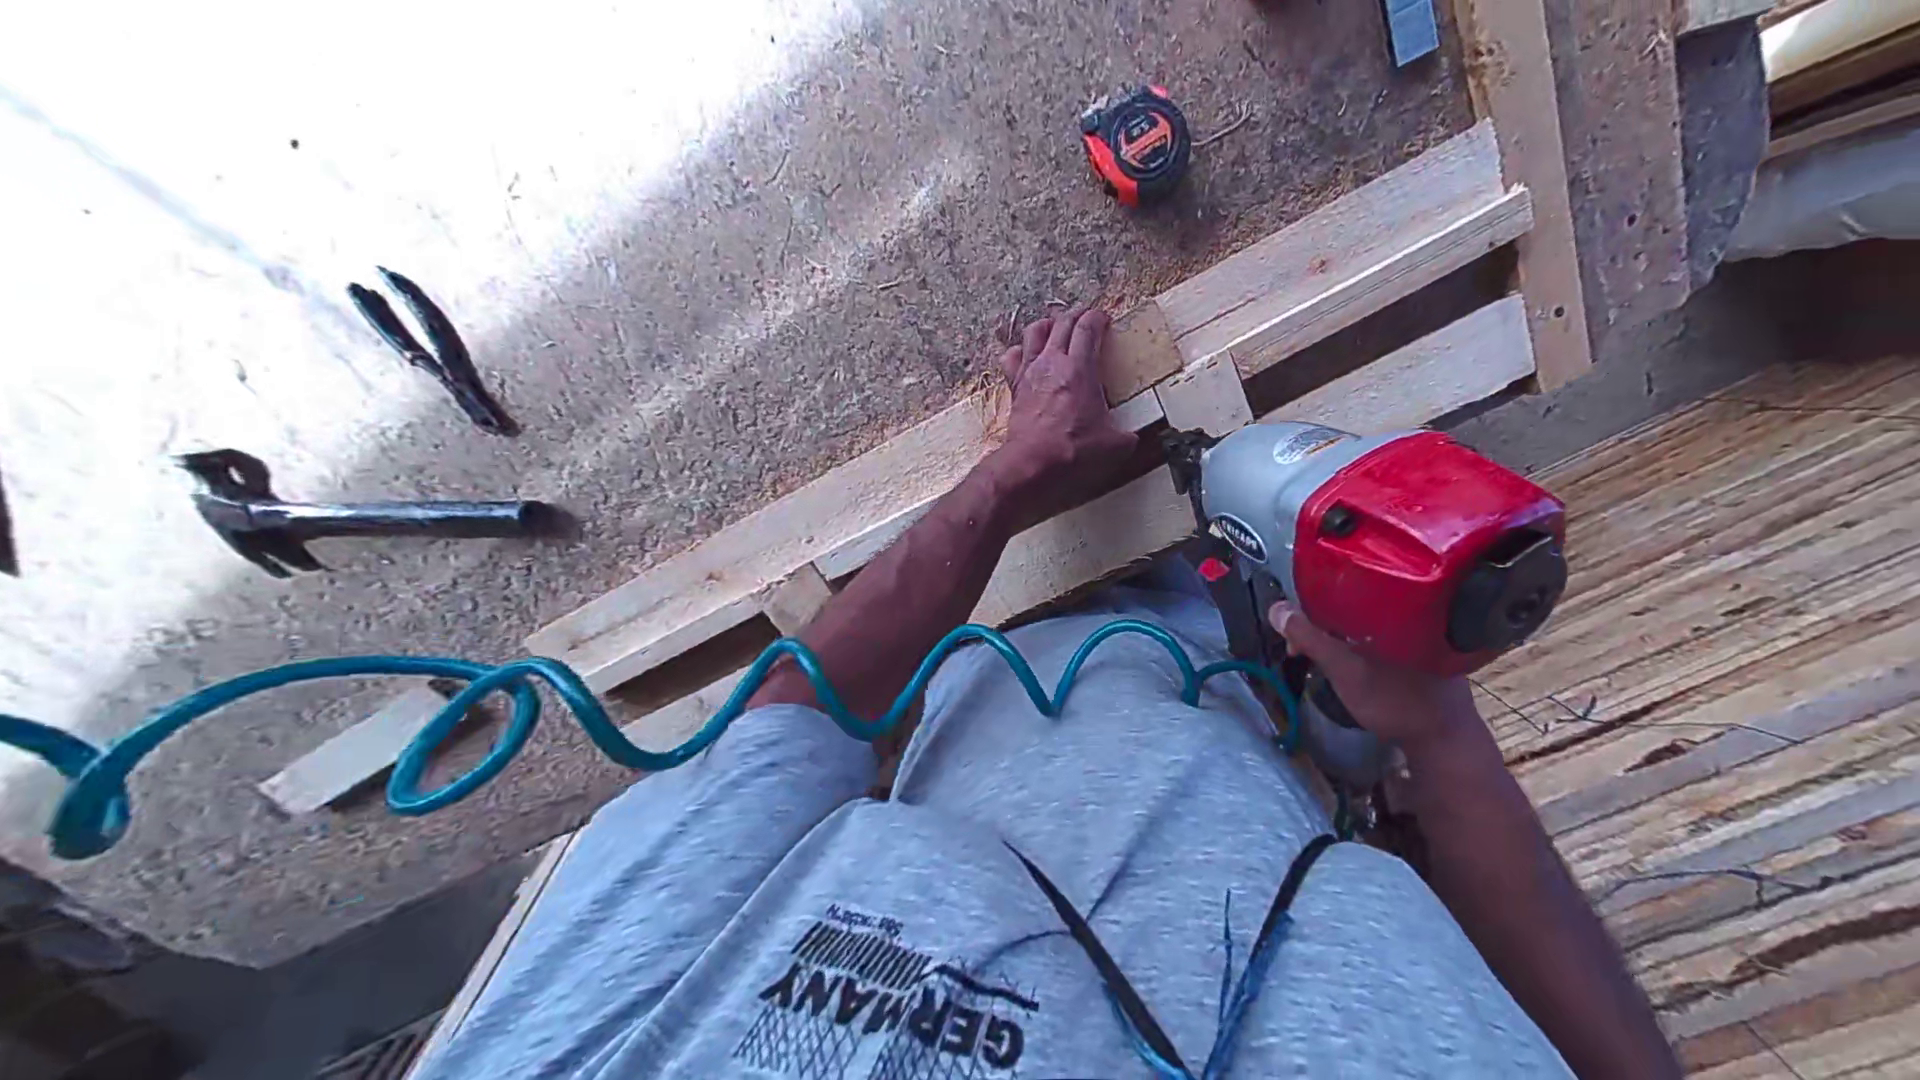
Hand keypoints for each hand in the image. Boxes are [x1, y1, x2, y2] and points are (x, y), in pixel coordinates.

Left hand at [982, 308, 1137, 530]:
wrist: (1033, 463)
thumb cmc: (1072, 451)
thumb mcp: (1114, 445)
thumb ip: (1126, 435)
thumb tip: (1132, 439)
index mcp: (1080, 369)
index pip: (1088, 327)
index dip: (1098, 317)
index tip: (1104, 319)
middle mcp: (1052, 364)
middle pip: (1061, 323)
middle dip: (1075, 315)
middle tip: (1084, 318)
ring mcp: (1030, 373)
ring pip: (1033, 333)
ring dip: (1046, 325)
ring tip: (1054, 326)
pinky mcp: (1015, 388)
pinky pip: (1011, 358)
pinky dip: (1018, 351)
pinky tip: (1024, 355)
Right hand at [1268, 600, 1483, 752]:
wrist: (1443, 739)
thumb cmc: (1394, 701)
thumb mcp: (1343, 670)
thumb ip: (1309, 639)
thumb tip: (1275, 608)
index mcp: (1389, 607)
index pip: (1339, 589)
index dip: (1307, 607)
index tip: (1292, 633)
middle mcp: (1403, 612)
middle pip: (1346, 606)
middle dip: (1316, 624)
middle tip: (1299, 650)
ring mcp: (1412, 632)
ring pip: (1359, 623)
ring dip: (1332, 636)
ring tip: (1317, 657)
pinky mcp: (1415, 648)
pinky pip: (1373, 636)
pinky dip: (1352, 644)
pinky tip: (1344, 661)